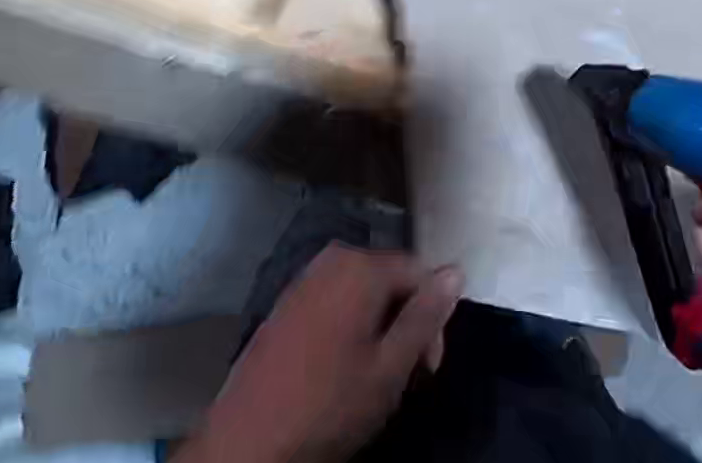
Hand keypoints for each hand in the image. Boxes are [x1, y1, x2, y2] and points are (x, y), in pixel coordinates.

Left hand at [175, 244, 463, 462]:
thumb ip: (425, 316)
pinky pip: (337, 300)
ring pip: (364, 291)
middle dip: (406, 322)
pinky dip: (352, 326)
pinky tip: (343, 367)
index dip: (434, 318)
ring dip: (381, 326)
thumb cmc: (328, 404)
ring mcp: (306, 277)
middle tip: (406, 376)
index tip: (428, 369)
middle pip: (391, 279)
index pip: (420, 272)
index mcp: (361, 265)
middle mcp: (333, 258)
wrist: (246, 442)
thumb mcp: (390, 367)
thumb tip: (456, 271)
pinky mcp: (288, 300)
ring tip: (376, 376)